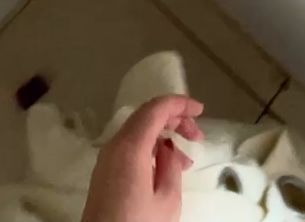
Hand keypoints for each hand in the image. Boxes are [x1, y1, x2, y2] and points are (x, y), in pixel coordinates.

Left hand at [81, 94, 204, 221]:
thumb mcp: (167, 201)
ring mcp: (106, 158)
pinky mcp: (104, 172)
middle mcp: (114, 144)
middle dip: (174, 118)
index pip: (156, 108)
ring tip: (185, 159)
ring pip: (137, 130)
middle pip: (146, 115)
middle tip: (196, 135)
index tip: (200, 111)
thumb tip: (167, 147)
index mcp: (130, 146)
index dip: (180, 104)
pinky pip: (129, 146)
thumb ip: (171, 166)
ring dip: (163, 135)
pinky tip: (164, 167)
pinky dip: (149, 147)